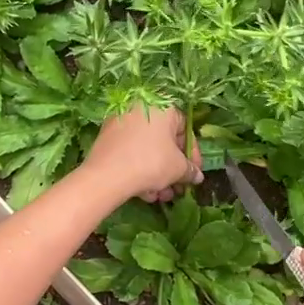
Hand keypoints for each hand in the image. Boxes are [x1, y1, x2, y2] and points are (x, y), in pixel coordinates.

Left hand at [79, 105, 202, 203]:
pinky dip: (139, 169)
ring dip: (157, 175)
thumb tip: (196, 176)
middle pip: (164, 141)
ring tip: (160, 196)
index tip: (193, 173)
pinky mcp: (107, 136)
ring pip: (146, 149)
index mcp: (163, 108)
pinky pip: (130, 151)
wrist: (107, 174)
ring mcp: (121, 121)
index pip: (185, 129)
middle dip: (173, 169)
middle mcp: (141, 108)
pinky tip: (144, 192)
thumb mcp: (177, 168)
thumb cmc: (151, 163)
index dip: (192, 154)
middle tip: (177, 188)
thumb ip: (190, 170)